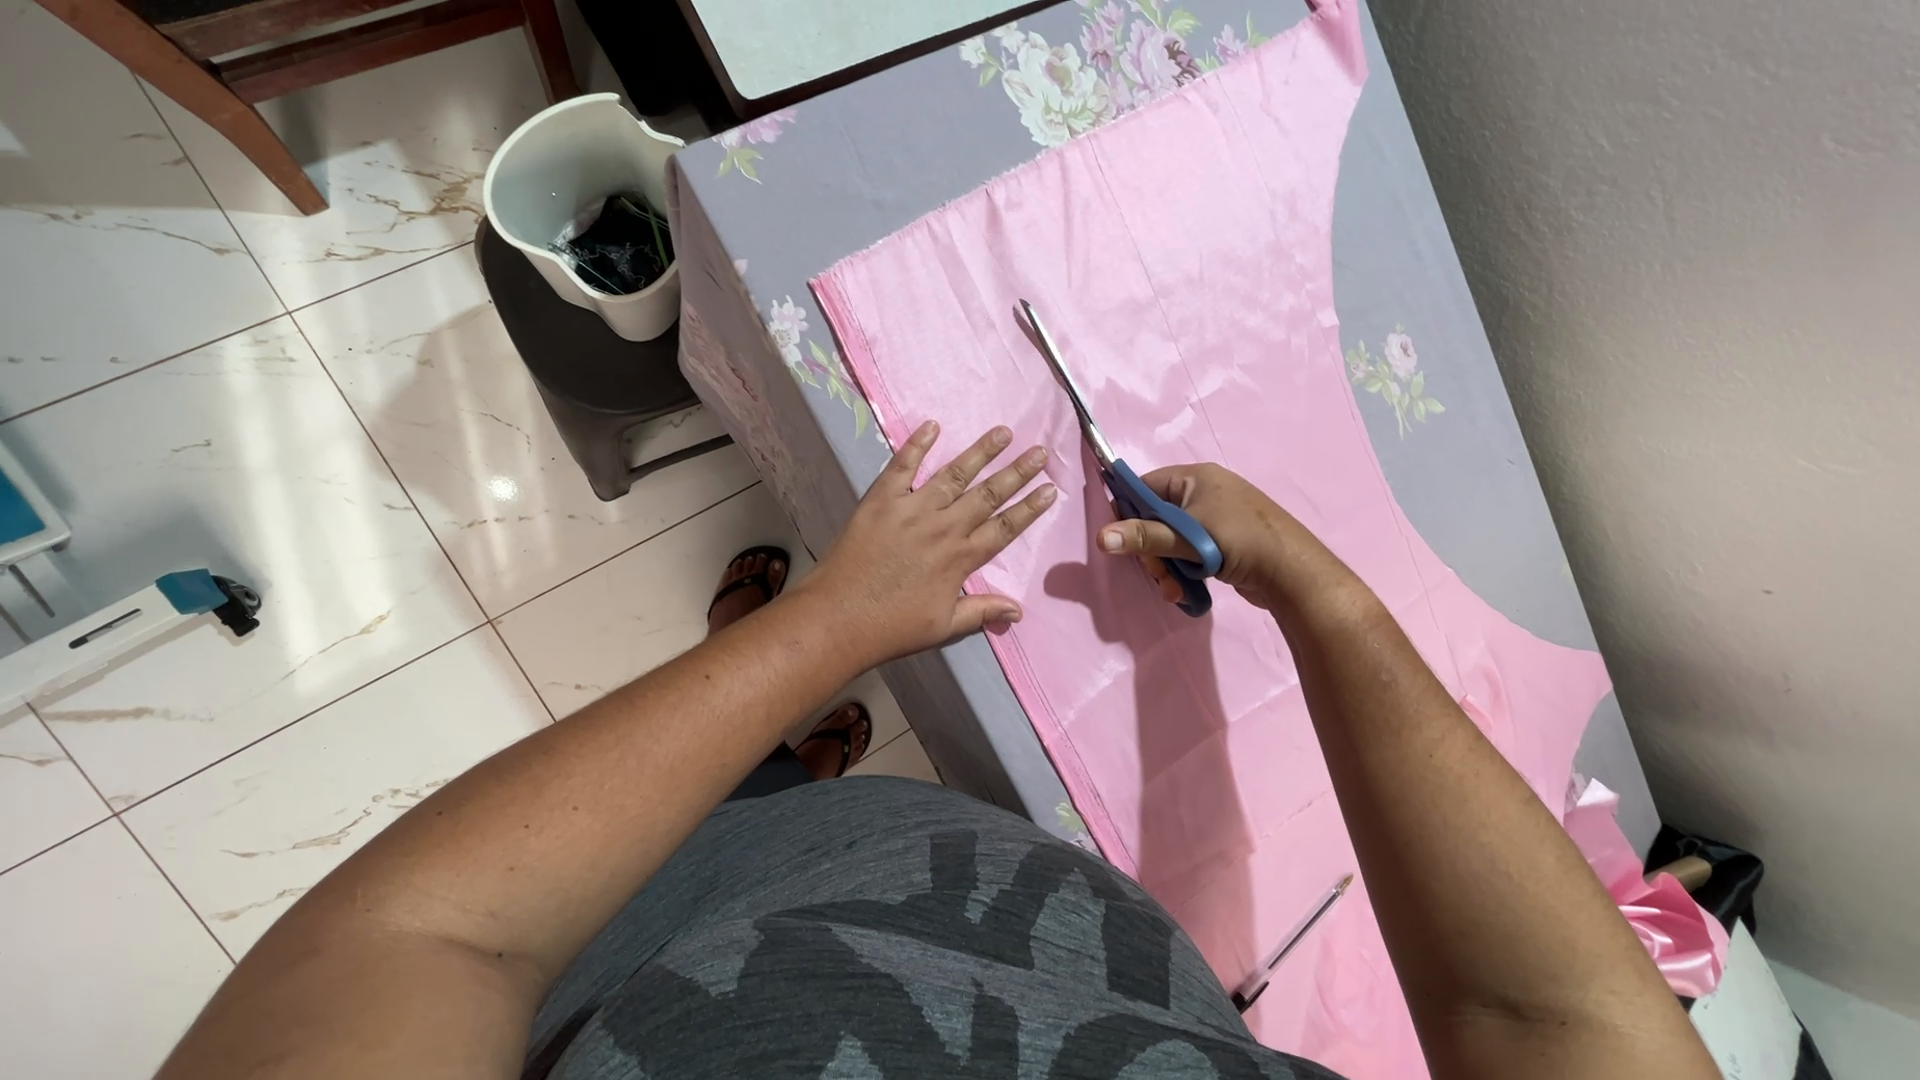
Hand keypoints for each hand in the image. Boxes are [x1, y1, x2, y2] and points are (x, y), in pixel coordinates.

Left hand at [802, 421, 1057, 664]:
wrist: (838, 618)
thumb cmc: (892, 627)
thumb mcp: (943, 626)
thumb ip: (981, 612)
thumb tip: (1018, 610)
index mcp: (960, 558)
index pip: (1004, 527)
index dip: (1030, 508)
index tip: (1051, 489)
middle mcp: (943, 528)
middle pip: (988, 494)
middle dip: (1017, 472)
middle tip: (1039, 451)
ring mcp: (912, 510)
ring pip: (954, 474)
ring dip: (980, 452)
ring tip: (1003, 432)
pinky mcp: (881, 500)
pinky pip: (902, 467)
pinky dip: (917, 445)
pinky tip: (932, 426)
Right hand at [1094, 463, 1352, 612]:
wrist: (1294, 573)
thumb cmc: (1240, 542)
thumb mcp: (1187, 538)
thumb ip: (1144, 537)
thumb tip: (1101, 537)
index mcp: (1196, 477)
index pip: (1145, 487)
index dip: (1129, 514)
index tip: (1125, 542)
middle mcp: (1205, 492)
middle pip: (1156, 519)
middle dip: (1152, 552)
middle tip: (1159, 574)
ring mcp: (1216, 518)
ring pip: (1171, 541)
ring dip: (1167, 568)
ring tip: (1175, 589)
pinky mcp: (1224, 543)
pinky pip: (1190, 553)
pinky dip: (1184, 572)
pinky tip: (1186, 591)